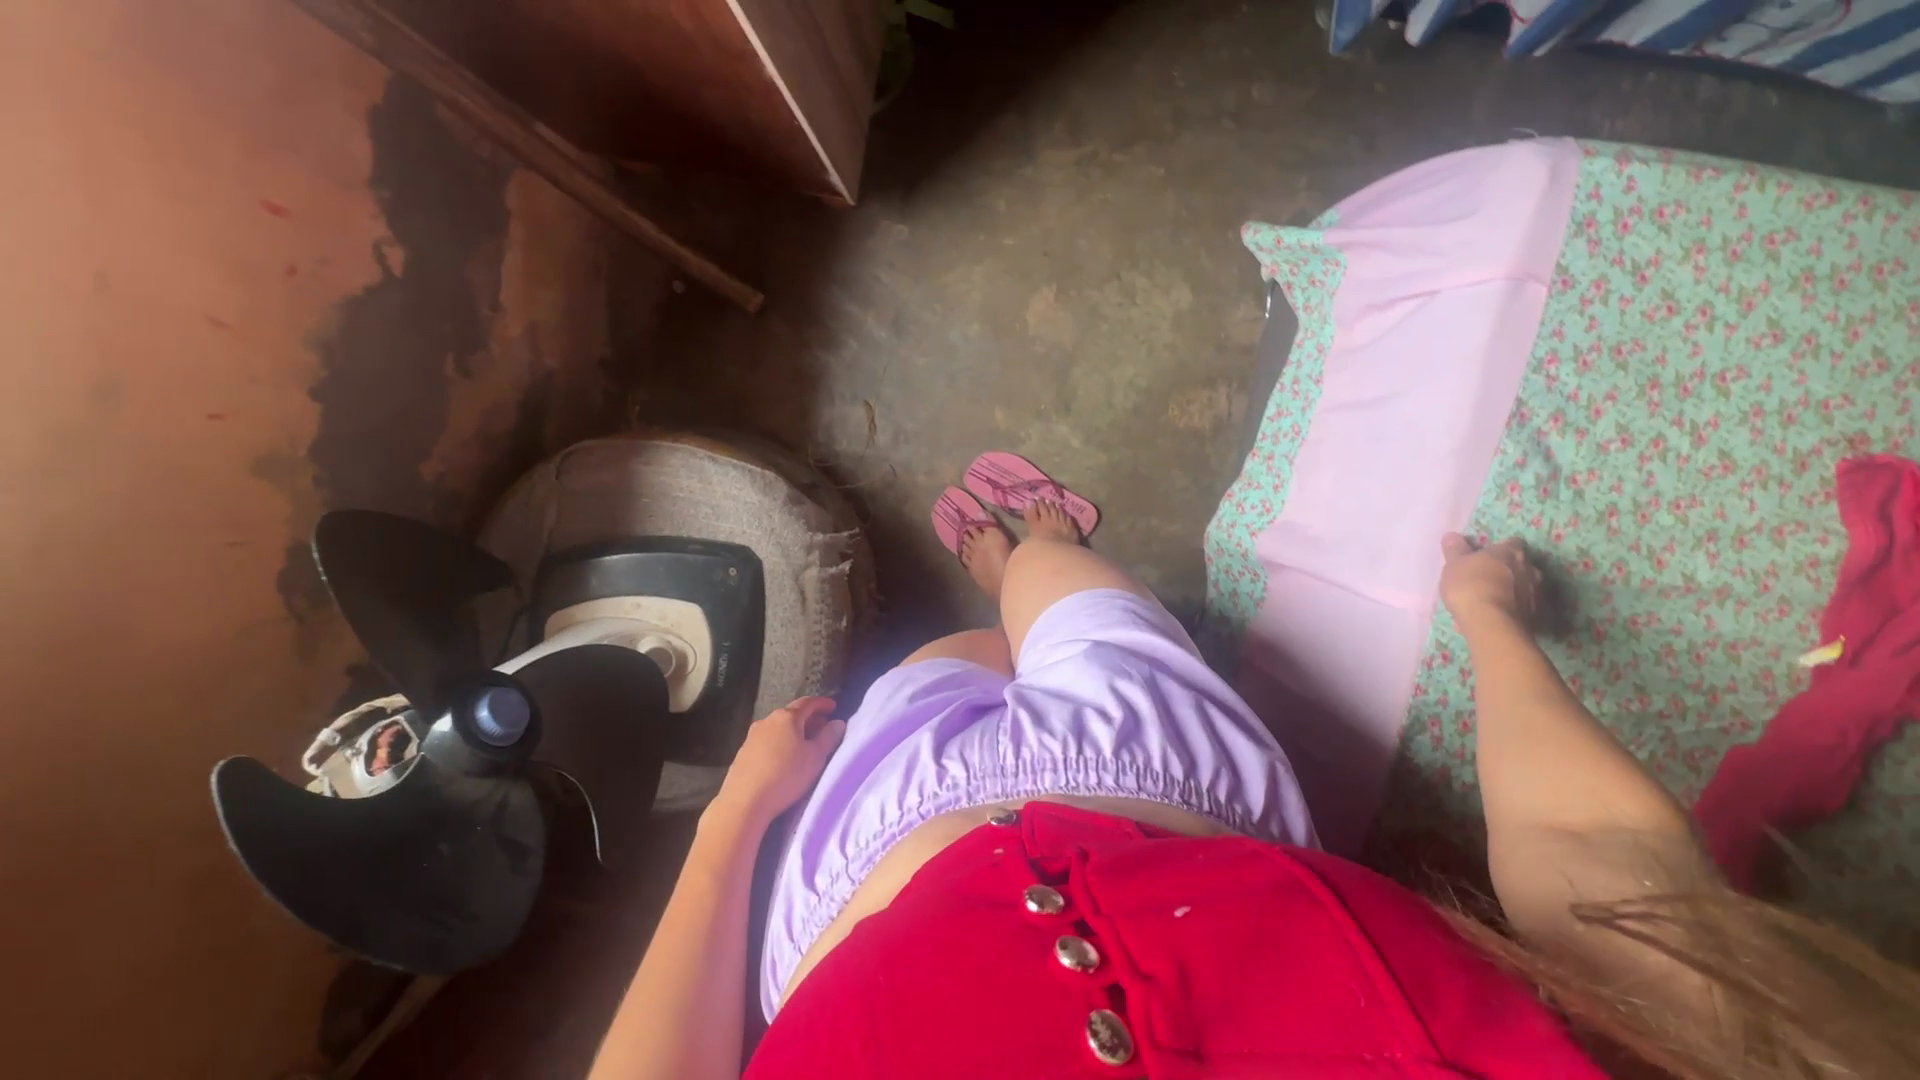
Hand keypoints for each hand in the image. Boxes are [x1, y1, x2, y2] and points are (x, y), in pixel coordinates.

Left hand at [713, 697, 845, 824]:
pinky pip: (766, 742)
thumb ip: (829, 737)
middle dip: (808, 719)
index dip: (822, 703)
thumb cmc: (786, 775)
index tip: (833, 706)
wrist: (744, 802)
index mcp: (786, 717)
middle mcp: (766, 721)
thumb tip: (838, 722)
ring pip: (777, 728)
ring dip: (792, 732)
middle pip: (791, 714)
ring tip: (804, 744)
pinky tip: (782, 758)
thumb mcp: (815, 757)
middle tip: (822, 727)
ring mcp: (751, 737)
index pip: (807, 703)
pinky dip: (779, 743)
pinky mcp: (742, 754)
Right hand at [1439, 533, 1541, 629]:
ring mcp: (1537, 593)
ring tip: (1491, 602)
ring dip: (1512, 592)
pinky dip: (1513, 610)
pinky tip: (1495, 617)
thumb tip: (1452, 536)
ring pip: (1524, 588)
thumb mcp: (1454, 565)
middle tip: (1489, 579)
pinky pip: (1523, 608)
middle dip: (1509, 571)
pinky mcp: (1537, 615)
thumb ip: (1455, 550)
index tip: (1488, 557)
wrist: (1491, 623)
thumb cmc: (1471, 586)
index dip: (1501, 549)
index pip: (1512, 543)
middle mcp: (1530, 569)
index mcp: (1511, 552)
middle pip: (1522, 565)